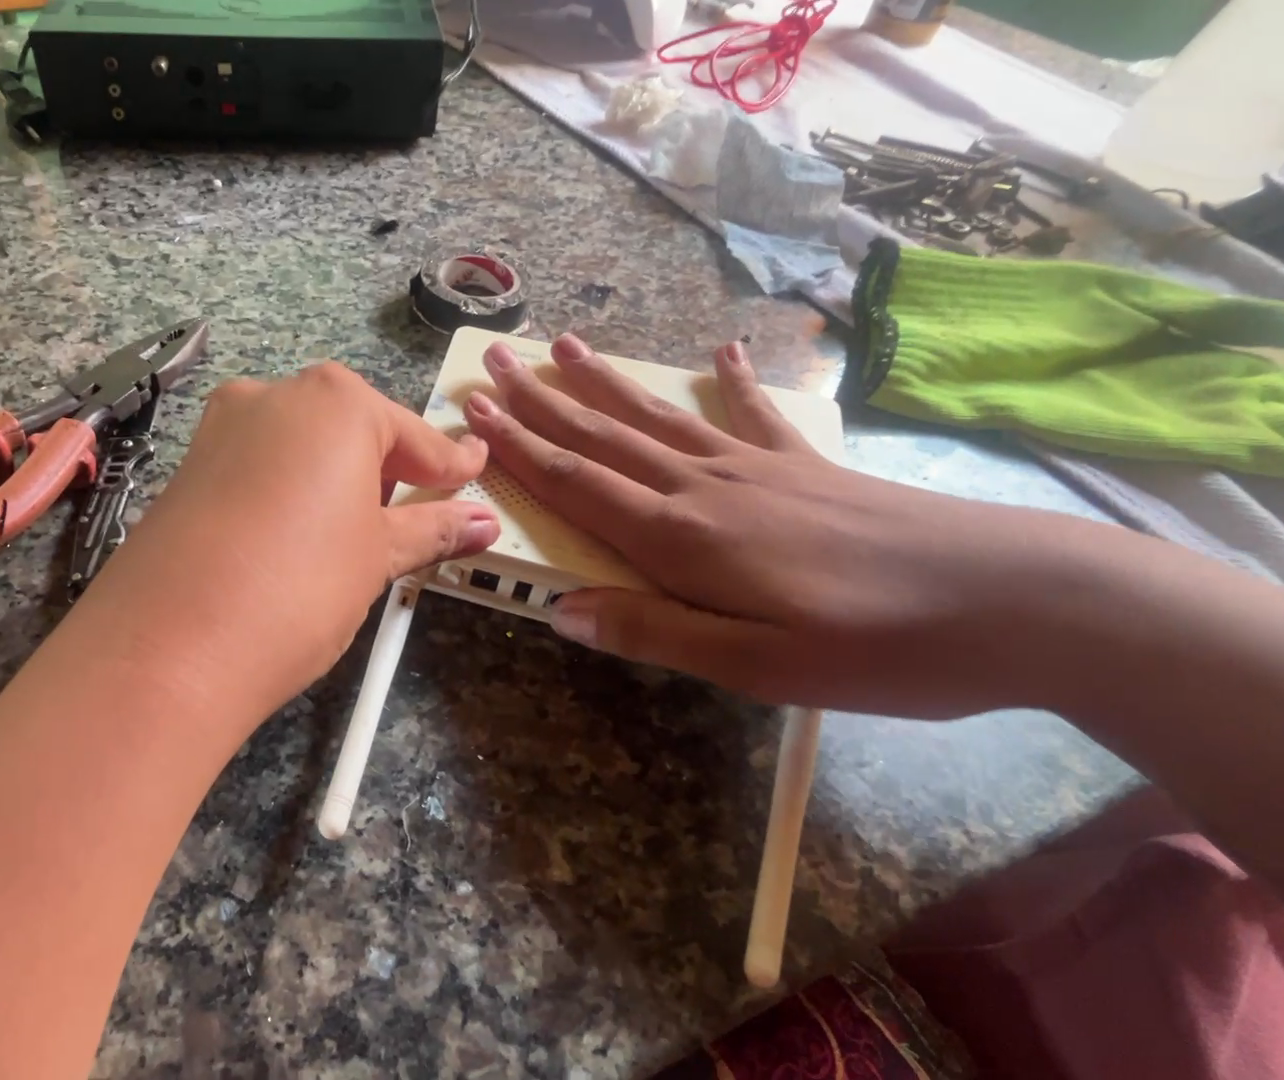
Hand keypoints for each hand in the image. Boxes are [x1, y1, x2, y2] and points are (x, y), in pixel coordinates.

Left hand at [78, 363, 498, 721]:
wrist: (172, 645)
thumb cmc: (299, 587)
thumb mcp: (376, 556)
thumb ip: (431, 528)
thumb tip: (483, 523)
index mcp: (334, 403)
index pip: (411, 434)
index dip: (447, 461)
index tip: (473, 469)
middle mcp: (272, 396)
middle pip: (350, 429)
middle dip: (384, 469)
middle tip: (410, 514)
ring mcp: (221, 428)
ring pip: (298, 445)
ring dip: (332, 480)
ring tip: (348, 536)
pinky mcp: (187, 468)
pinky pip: (257, 467)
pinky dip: (286, 491)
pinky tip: (291, 539)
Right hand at [462, 334, 1111, 718]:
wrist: (1018, 601)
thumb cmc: (876, 649)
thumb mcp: (752, 665)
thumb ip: (652, 631)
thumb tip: (558, 611)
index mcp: (682, 538)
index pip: (577, 483)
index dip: (518, 448)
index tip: (472, 409)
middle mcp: (707, 488)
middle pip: (606, 437)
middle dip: (542, 402)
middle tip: (494, 361)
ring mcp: (760, 470)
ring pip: (661, 418)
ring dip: (606, 384)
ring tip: (566, 345)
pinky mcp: (809, 468)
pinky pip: (754, 416)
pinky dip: (733, 383)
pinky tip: (721, 351)